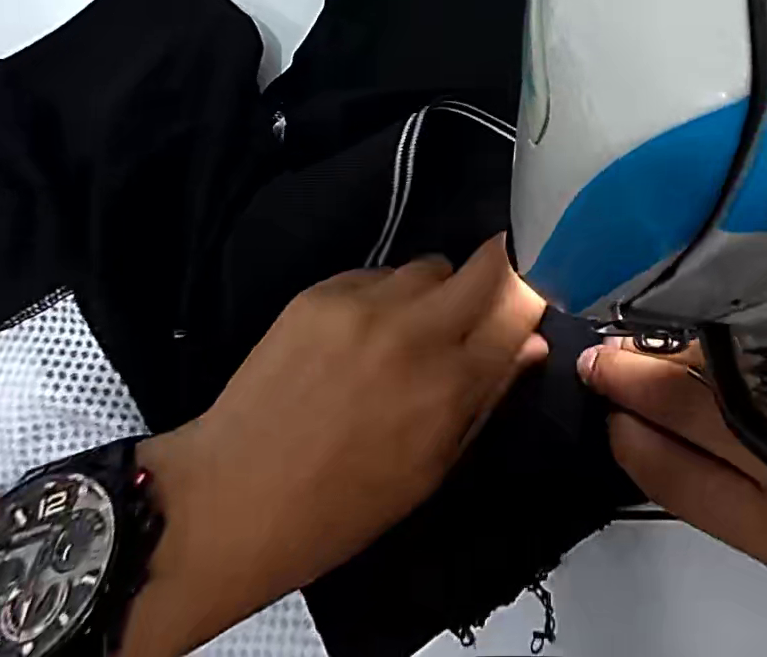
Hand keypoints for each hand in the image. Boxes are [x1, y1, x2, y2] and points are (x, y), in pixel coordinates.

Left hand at [130, 235, 546, 647]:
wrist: (235, 495)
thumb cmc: (345, 501)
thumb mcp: (434, 466)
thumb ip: (489, 395)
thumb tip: (531, 342)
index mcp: (450, 384)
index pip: (519, 305)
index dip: (530, 300)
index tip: (523, 305)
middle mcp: (415, 332)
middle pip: (487, 264)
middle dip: (495, 276)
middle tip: (478, 302)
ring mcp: (365, 305)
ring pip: (430, 265)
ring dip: (435, 290)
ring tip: (409, 326)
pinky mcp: (322, 291)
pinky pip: (378, 274)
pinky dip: (383, 295)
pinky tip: (360, 332)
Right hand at [575, 342, 766, 654]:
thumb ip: (695, 488)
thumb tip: (630, 433)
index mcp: (759, 480)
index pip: (660, 431)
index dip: (618, 406)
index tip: (587, 383)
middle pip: (674, 382)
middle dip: (623, 367)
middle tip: (591, 359)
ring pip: (703, 352)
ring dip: (656, 345)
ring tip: (626, 347)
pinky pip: (739, 338)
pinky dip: (700, 336)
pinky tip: (685, 342)